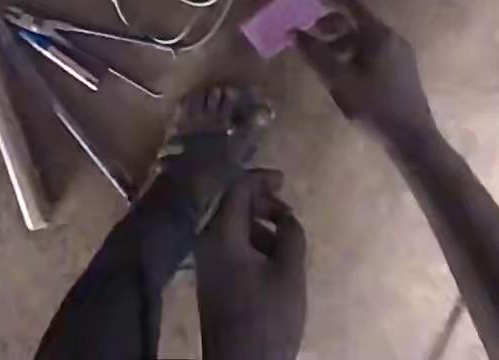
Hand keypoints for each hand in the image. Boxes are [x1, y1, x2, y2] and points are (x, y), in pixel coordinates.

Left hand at [197, 170, 307, 359]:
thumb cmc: (266, 319)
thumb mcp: (289, 272)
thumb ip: (291, 234)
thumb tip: (287, 218)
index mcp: (221, 234)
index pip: (238, 189)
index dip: (262, 178)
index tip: (284, 181)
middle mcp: (207, 242)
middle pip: (233, 205)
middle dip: (263, 203)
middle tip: (289, 215)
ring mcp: (206, 262)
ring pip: (233, 226)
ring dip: (260, 225)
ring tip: (286, 243)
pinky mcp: (211, 280)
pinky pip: (230, 245)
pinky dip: (252, 242)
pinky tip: (272, 261)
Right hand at [293, 0, 436, 145]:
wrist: (413, 139)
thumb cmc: (374, 106)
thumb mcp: (339, 80)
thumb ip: (314, 54)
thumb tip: (292, 32)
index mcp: (379, 35)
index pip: (353, 6)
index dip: (333, 0)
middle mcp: (392, 38)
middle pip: (359, 22)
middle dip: (335, 26)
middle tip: (315, 34)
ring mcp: (401, 55)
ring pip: (367, 39)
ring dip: (344, 42)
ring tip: (326, 60)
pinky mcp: (404, 71)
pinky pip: (376, 51)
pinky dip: (357, 53)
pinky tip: (347, 73)